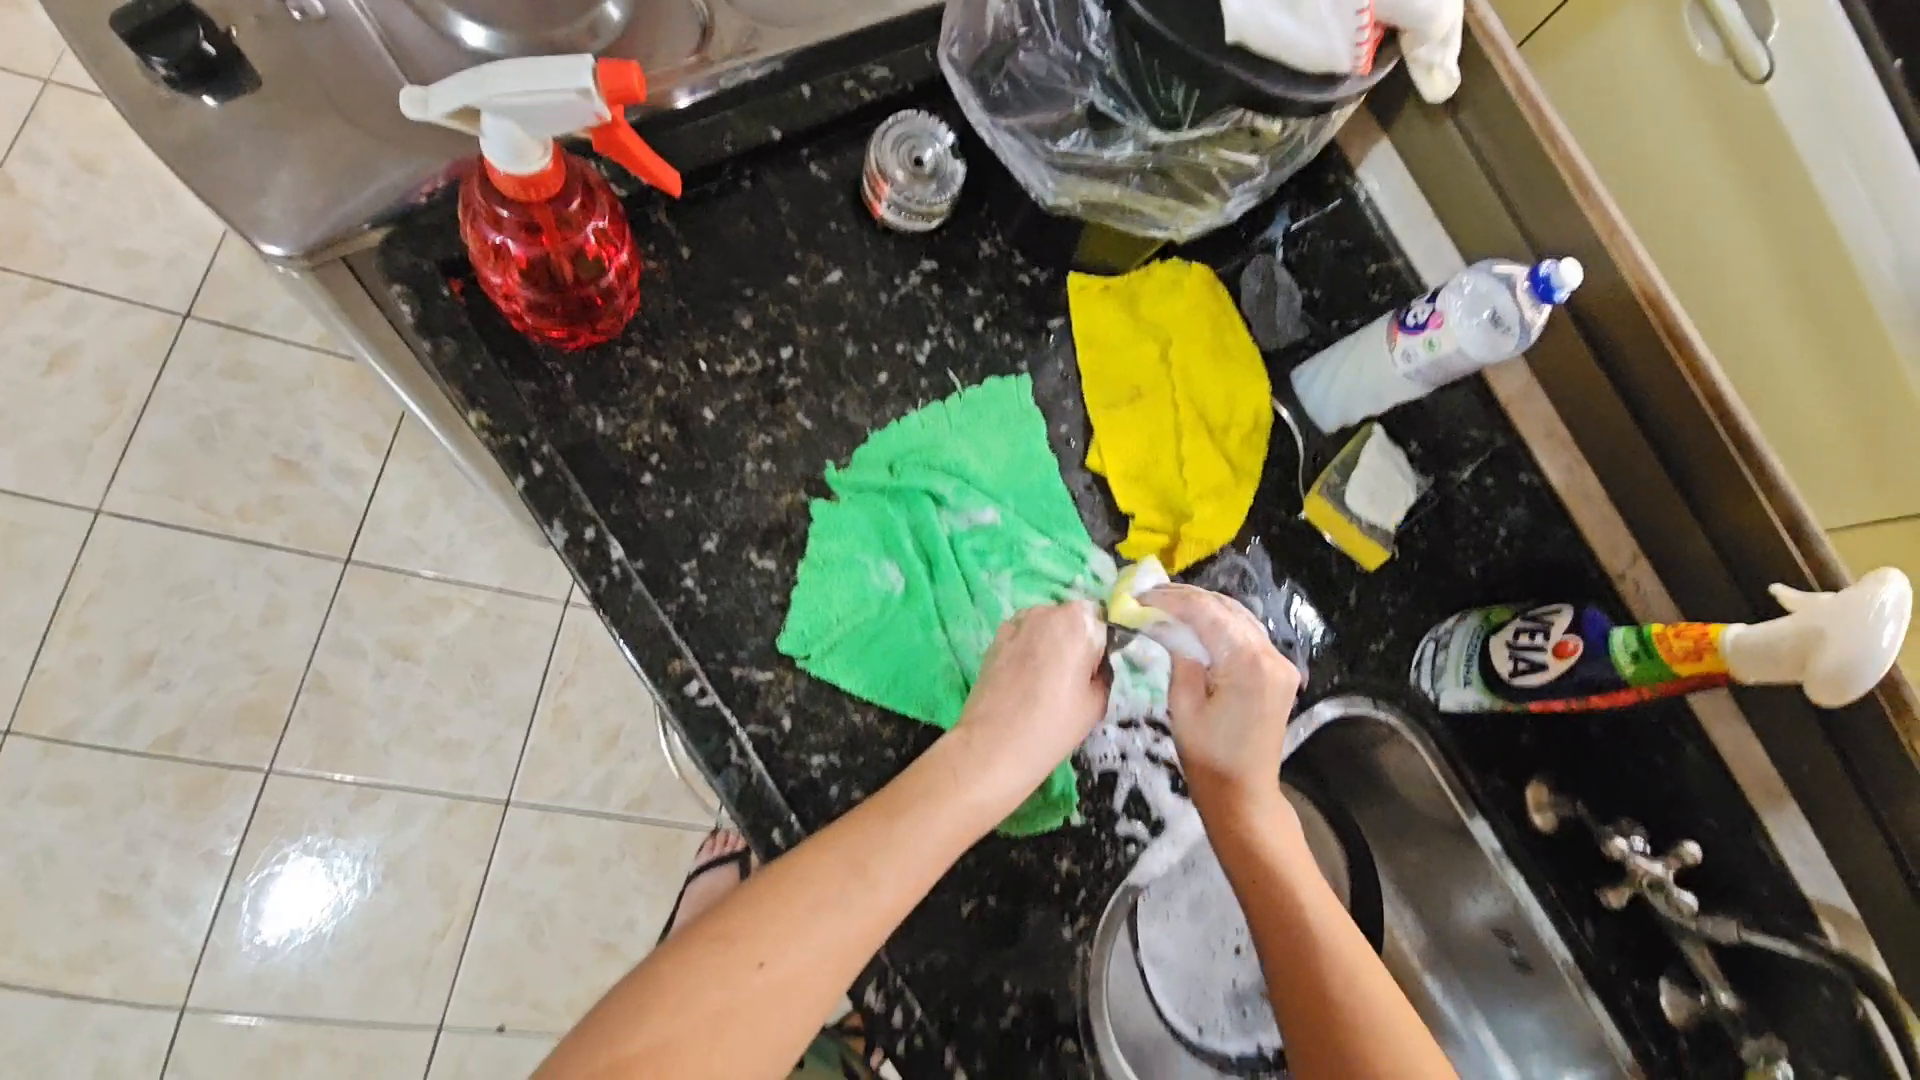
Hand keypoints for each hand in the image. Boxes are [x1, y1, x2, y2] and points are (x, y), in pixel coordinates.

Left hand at [950, 600, 1109, 798]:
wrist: (994, 743)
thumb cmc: (1054, 723)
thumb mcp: (1098, 701)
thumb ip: (1104, 670)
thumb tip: (1096, 662)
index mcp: (1078, 620)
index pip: (1103, 621)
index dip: (1102, 645)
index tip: (1096, 670)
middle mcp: (1046, 611)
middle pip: (1072, 619)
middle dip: (1075, 641)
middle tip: (1073, 678)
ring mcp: (1017, 622)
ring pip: (1045, 626)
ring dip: (1050, 643)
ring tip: (1045, 680)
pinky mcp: (995, 638)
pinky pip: (1023, 637)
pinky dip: (1028, 649)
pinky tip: (1024, 678)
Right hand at [1143, 585, 1301, 815]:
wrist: (1242, 791)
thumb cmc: (1206, 755)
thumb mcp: (1182, 702)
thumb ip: (1179, 653)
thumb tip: (1166, 622)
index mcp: (1248, 664)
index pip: (1206, 613)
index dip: (1170, 600)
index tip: (1139, 597)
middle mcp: (1272, 655)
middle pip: (1225, 608)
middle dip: (1185, 598)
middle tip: (1147, 596)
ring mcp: (1280, 662)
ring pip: (1237, 616)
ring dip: (1202, 607)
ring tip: (1165, 604)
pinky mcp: (1278, 670)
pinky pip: (1246, 634)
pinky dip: (1219, 623)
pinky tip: (1194, 623)